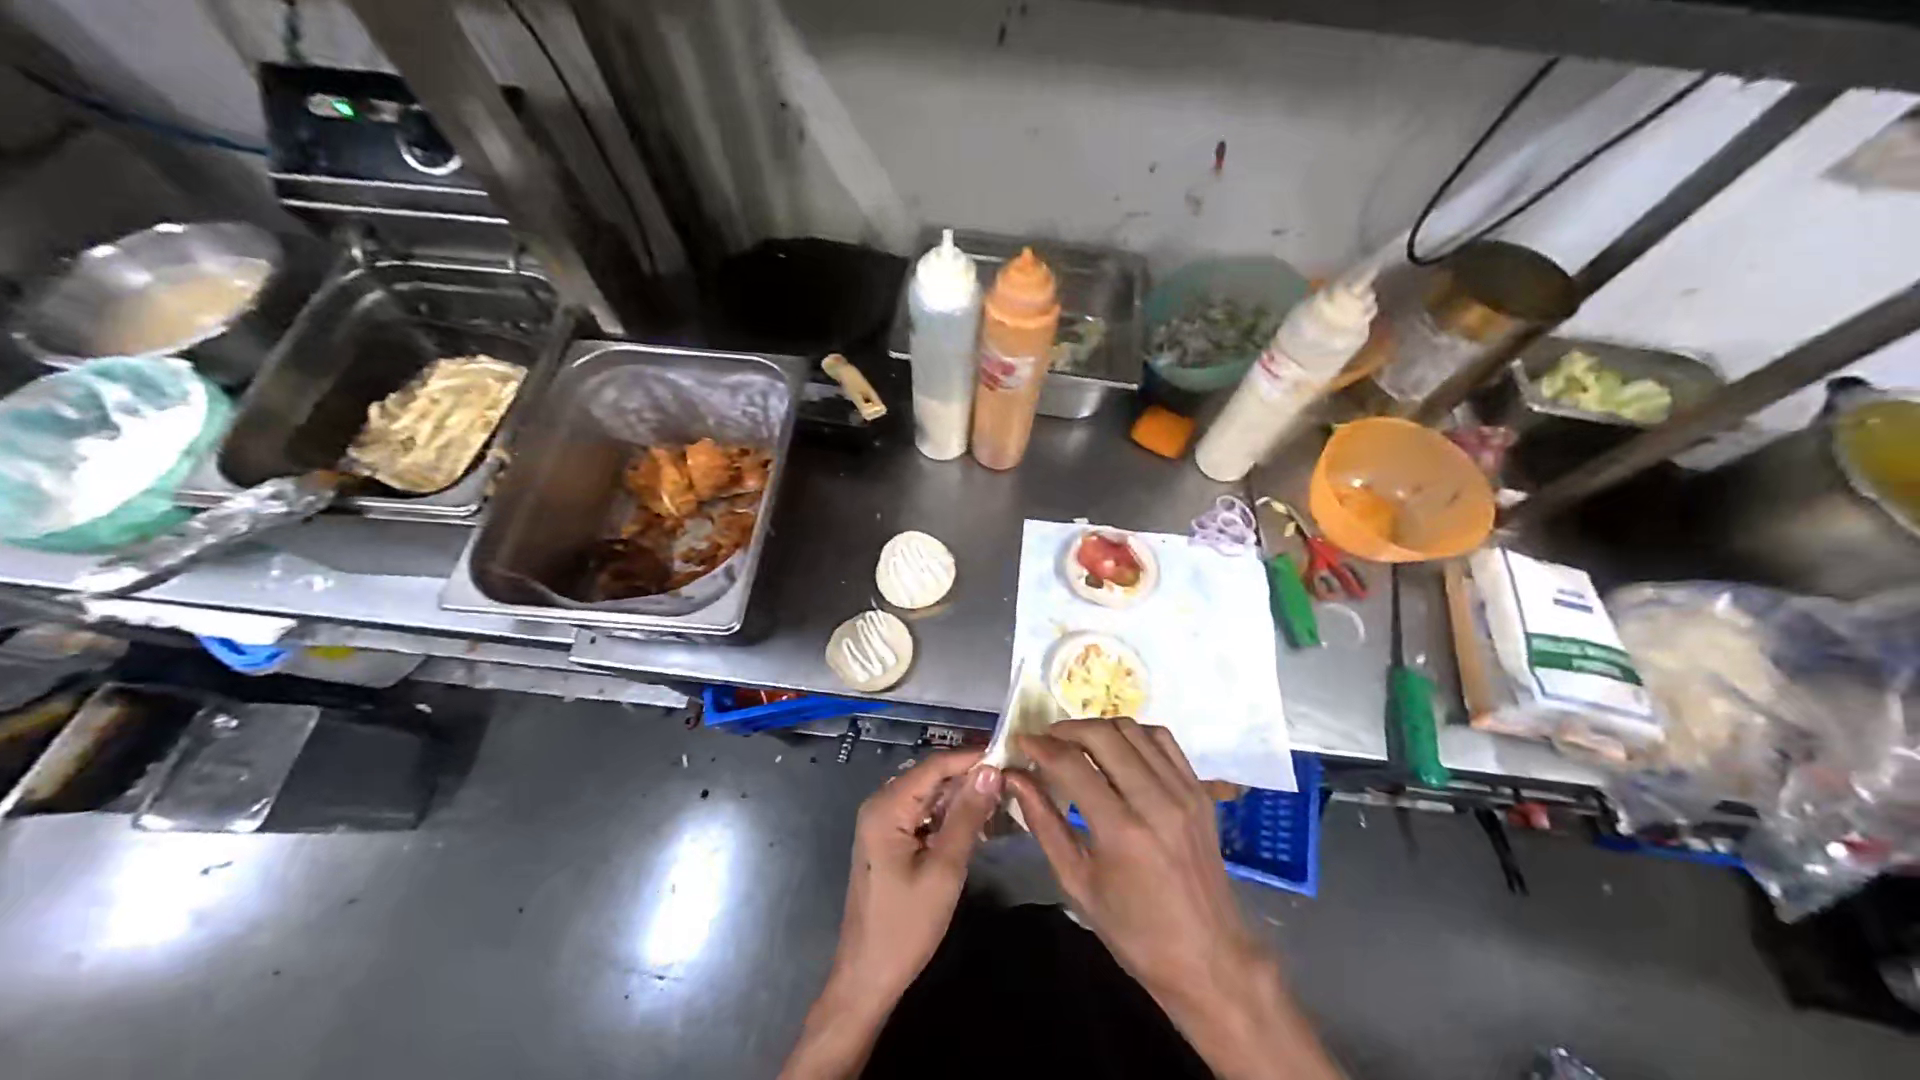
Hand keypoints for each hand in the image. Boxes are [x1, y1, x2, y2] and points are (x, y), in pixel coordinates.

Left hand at [783, 752, 1001, 1079]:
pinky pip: (921, 813)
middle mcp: (880, 805)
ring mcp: (881, 823)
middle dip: (968, 776)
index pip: (934, 766)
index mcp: (887, 807)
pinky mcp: (888, 840)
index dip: (971, 758)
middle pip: (930, 777)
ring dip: (960, 796)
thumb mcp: (944, 869)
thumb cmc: (906, 925)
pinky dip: (947, 815)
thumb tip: (990, 771)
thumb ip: (967, 816)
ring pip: (928, 795)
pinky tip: (974, 823)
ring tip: (1000, 798)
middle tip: (1010, 779)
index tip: (1008, 755)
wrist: (868, 975)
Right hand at [1006, 719, 1341, 1079]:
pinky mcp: (1200, 791)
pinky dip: (1133, 734)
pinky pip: (1163, 741)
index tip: (1020, 742)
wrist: (1209, 957)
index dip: (1039, 746)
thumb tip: (1015, 778)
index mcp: (1122, 831)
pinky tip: (1116, 749)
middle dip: (1066, 729)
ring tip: (1077, 744)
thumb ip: (1043, 823)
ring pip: (1133, 730)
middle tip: (1045, 740)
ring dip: (1098, 728)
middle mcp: (1156, 801)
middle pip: (1103, 735)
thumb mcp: (1077, 883)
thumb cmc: (1134, 931)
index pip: (1071, 764)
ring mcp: (1183, 792)